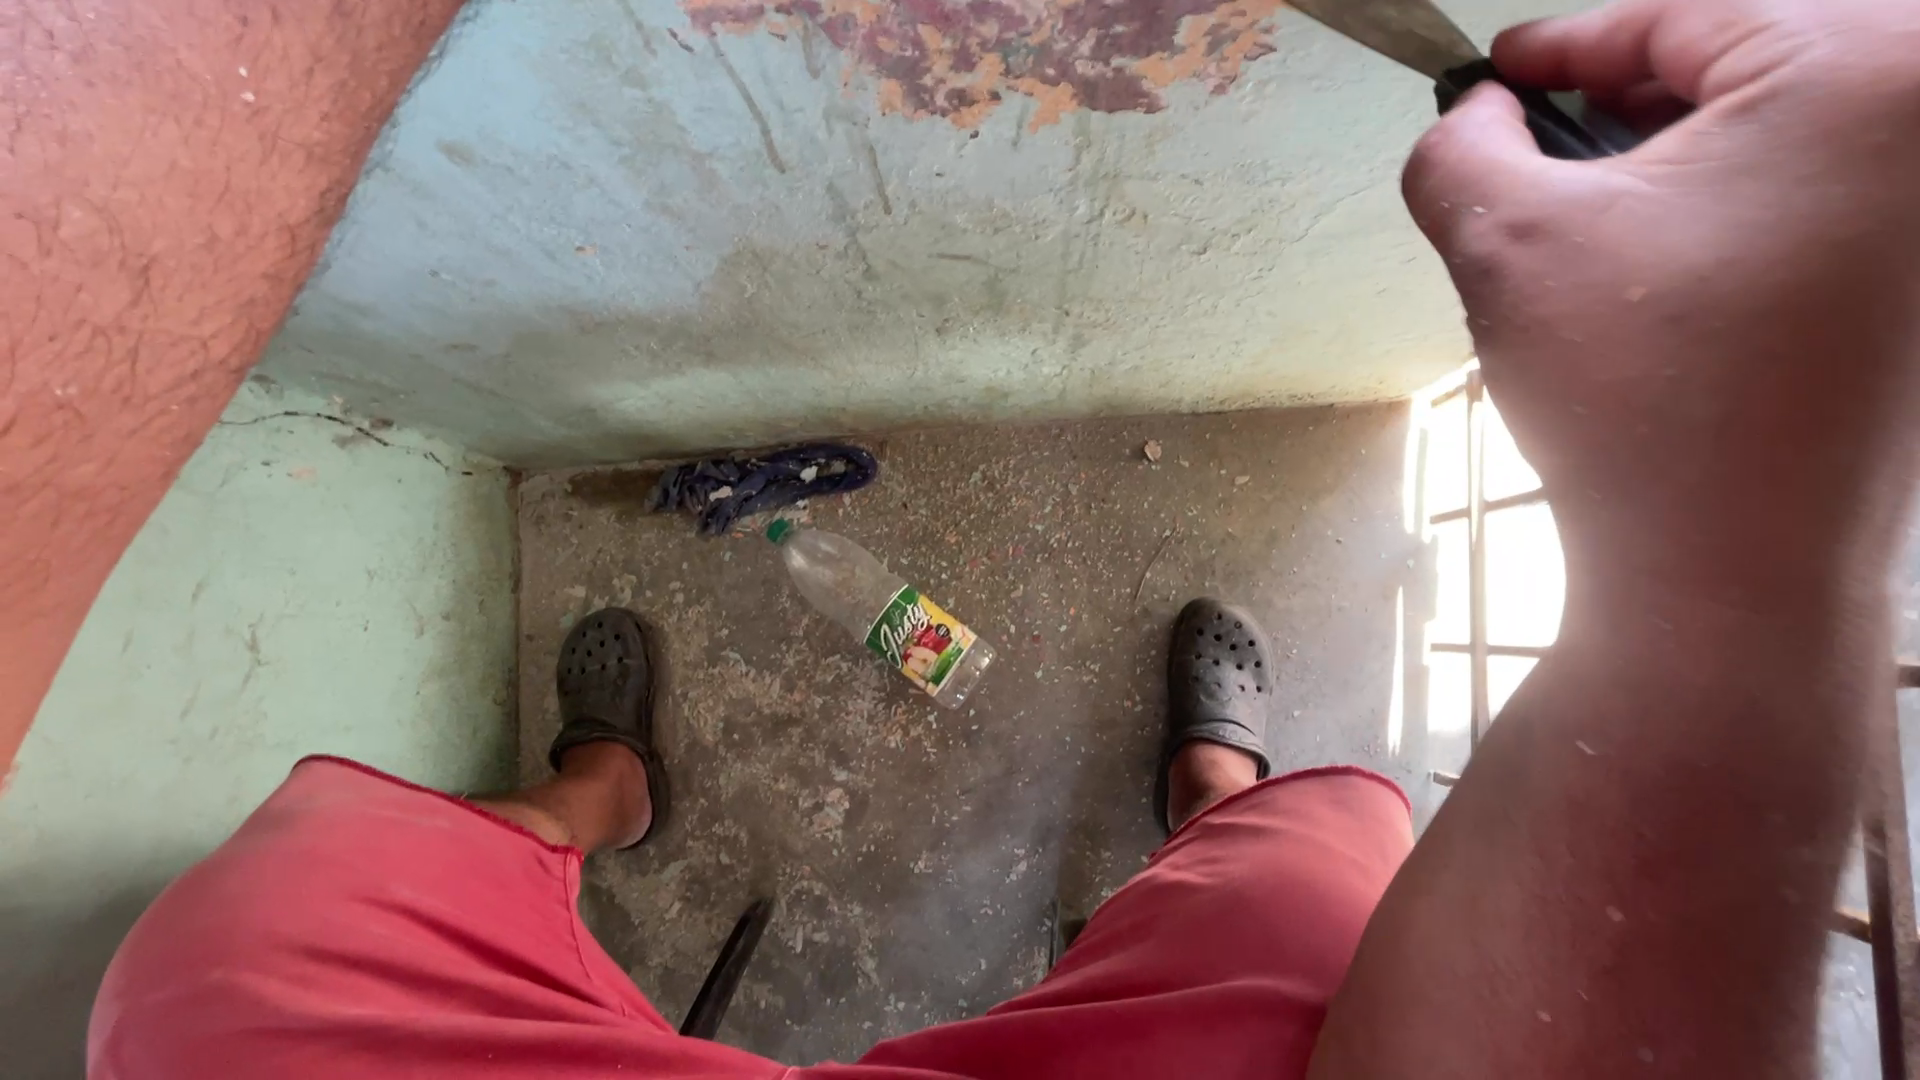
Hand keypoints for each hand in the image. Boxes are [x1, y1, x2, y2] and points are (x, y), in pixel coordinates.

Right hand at [1405, 0, 1919, 609]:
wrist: (1726, 553)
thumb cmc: (1628, 383)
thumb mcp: (1506, 246)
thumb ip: (1458, 154)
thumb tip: (1470, 118)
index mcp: (1867, 65)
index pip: (1677, 14)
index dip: (1559, 43)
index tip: (1485, 75)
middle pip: (1724, 76)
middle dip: (1598, 118)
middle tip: (1511, 170)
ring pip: (1754, 146)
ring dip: (1642, 177)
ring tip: (1562, 241)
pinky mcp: (1907, 285)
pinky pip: (1789, 207)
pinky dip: (1693, 224)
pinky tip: (1630, 283)